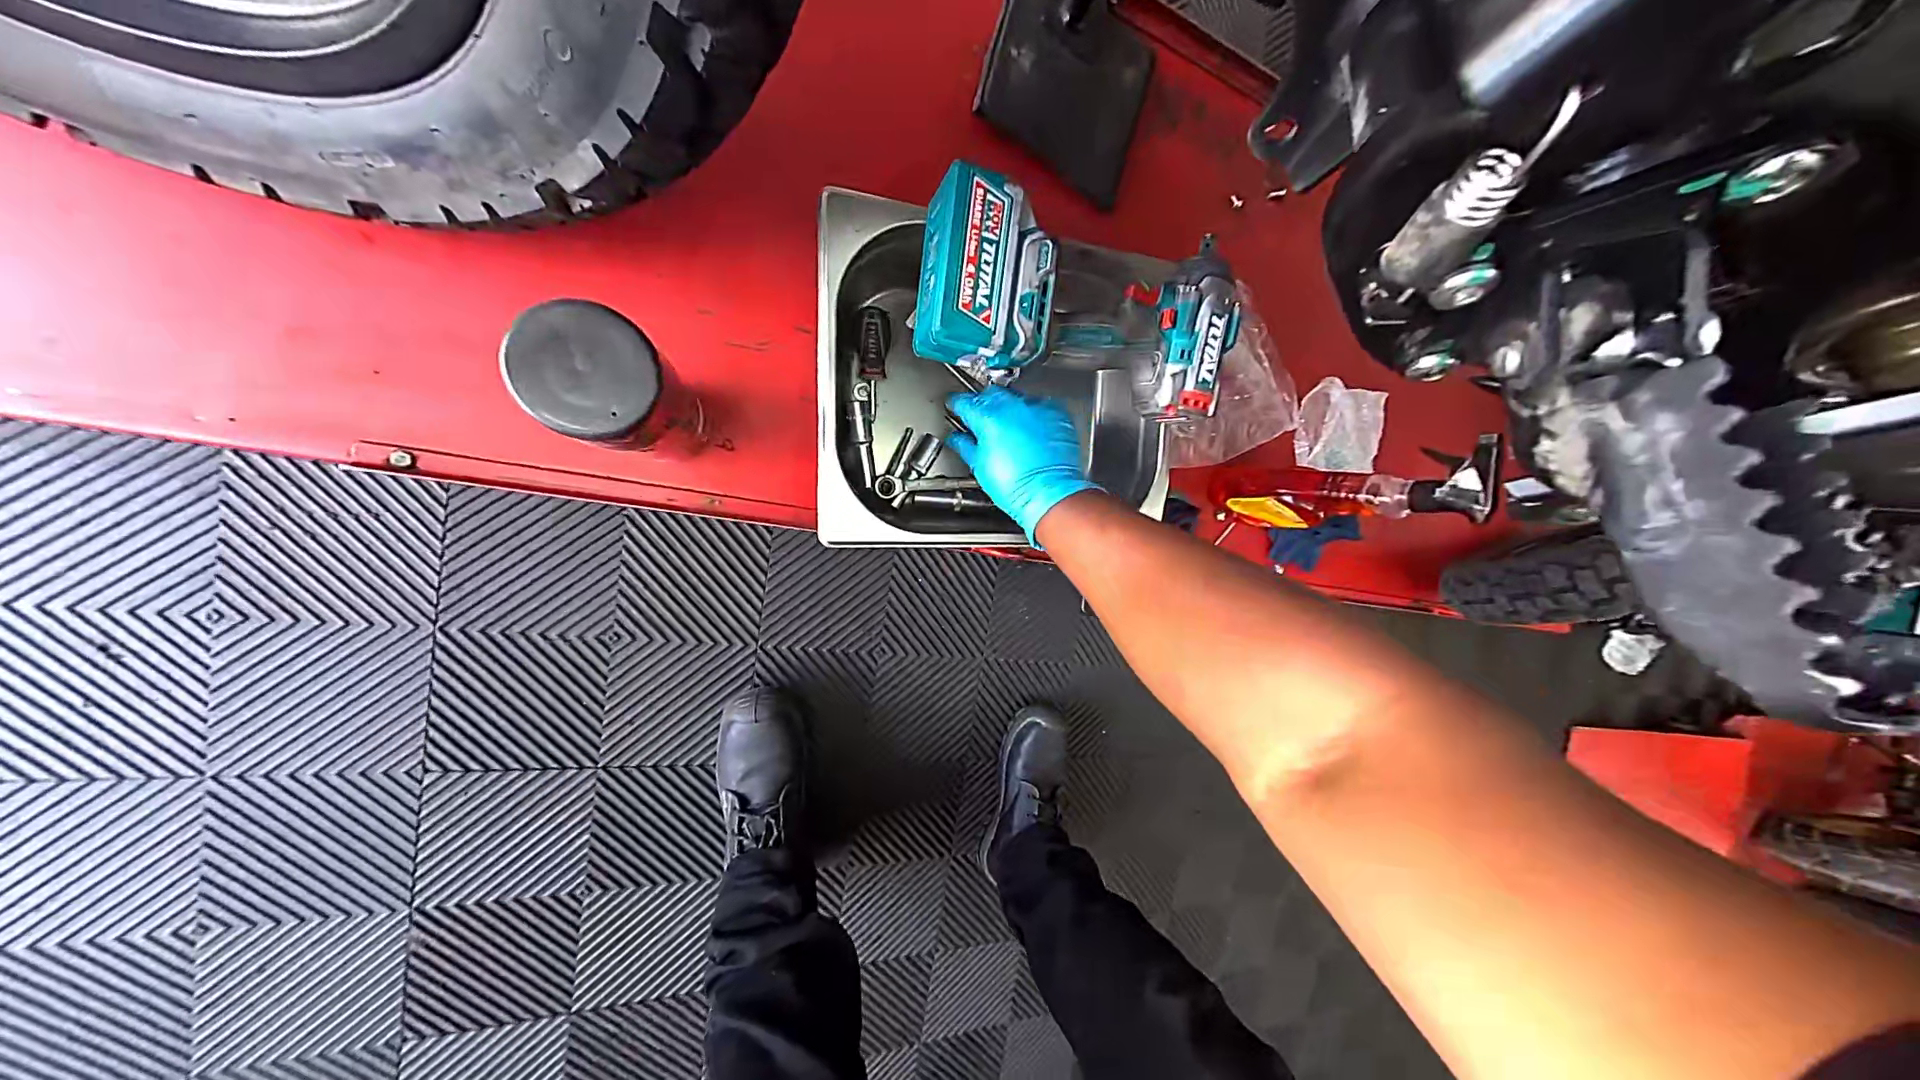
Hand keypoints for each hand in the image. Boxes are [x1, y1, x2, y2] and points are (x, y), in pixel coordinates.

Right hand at [946, 384, 1100, 542]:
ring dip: (1009, 410)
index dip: (957, 405)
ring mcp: (1037, 409)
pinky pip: (1040, 408)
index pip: (965, 401)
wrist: (1050, 494)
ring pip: (1017, 399)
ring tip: (1008, 432)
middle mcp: (1013, 406)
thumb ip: (966, 445)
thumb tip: (959, 439)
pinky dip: (1032, 417)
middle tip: (981, 421)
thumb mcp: (980, 466)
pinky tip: (1029, 434)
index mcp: (988, 416)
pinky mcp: (1057, 415)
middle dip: (984, 404)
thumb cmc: (1017, 485)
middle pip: (991, 395)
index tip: (956, 407)